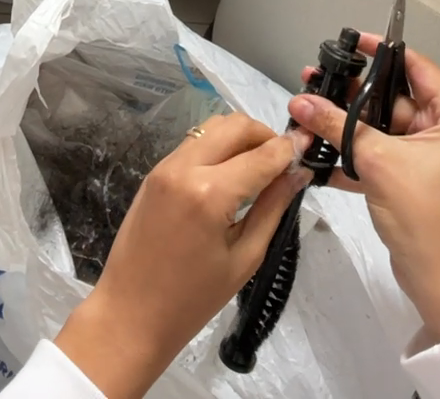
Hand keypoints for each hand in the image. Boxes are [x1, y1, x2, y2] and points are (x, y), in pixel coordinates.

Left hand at [56, 113, 305, 398]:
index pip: (261, 155)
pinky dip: (217, 146)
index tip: (309, 146)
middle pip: (234, 125)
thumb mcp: (244, 258)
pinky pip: (194, 143)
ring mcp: (166, 165)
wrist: (130, 314)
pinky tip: (230, 173)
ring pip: (212, 127)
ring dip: (240, 136)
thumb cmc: (192, 299)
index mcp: (210, 193)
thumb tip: (298, 173)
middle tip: (282, 160)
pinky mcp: (155, 171)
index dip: (289, 148)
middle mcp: (185, 167)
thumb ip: (273, 208)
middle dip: (264, 134)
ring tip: (258, 166)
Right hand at [289, 34, 439, 340]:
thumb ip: (338, 126)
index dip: (385, 51)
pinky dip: (347, 153)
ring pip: (375, 127)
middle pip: (389, 98)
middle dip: (350, 91)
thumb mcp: (379, 162)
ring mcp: (421, 158)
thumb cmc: (425, 215)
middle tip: (313, 77)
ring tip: (304, 108)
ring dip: (342, 123)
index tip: (351, 40)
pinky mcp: (404, 181)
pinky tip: (313, 147)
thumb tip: (299, 100)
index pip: (418, 68)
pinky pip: (372, 154)